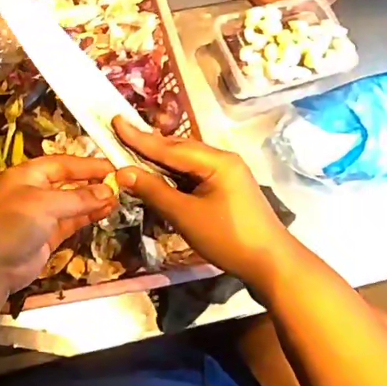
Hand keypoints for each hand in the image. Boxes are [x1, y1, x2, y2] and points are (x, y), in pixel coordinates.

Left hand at [0, 155, 116, 295]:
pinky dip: (87, 217)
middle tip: (120, 185)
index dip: (88, 166)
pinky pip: (71, 221)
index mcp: (28, 174)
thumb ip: (78, 198)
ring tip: (118, 200)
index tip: (114, 168)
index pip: (64, 164)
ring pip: (72, 203)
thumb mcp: (45, 204)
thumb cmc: (12, 223)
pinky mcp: (47, 235)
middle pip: (69, 182)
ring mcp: (40, 214)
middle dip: (93, 184)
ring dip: (93, 201)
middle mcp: (34, 191)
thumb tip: (108, 192)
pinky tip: (105, 213)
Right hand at [112, 118, 296, 289]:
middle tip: (118, 136)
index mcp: (216, 161)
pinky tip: (158, 178)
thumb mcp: (186, 215)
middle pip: (178, 149)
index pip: (169, 147)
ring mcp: (227, 174)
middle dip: (148, 145)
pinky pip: (193, 175)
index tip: (115, 121)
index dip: (138, 138)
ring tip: (131, 154)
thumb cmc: (229, 238)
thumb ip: (154, 191)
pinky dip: (173, 176)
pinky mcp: (227, 189)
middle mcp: (222, 160)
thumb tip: (123, 172)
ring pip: (186, 162)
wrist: (271, 264)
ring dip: (160, 161)